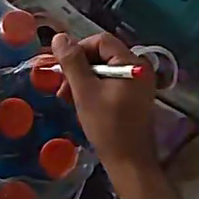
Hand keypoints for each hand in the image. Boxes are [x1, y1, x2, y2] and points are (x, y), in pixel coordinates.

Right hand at [52, 33, 157, 176]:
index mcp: (132, 63)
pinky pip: (110, 83)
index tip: (61, 69)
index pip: (100, 41)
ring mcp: (138, 84)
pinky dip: (93, 89)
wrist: (129, 162)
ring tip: (67, 98)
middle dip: (78, 68)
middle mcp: (139, 68)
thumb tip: (59, 37)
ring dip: (82, 80)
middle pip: (102, 54)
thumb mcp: (85, 92)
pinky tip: (81, 103)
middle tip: (62, 88)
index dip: (77, 50)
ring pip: (103, 70)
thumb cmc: (107, 126)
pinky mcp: (134, 97)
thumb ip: (72, 63)